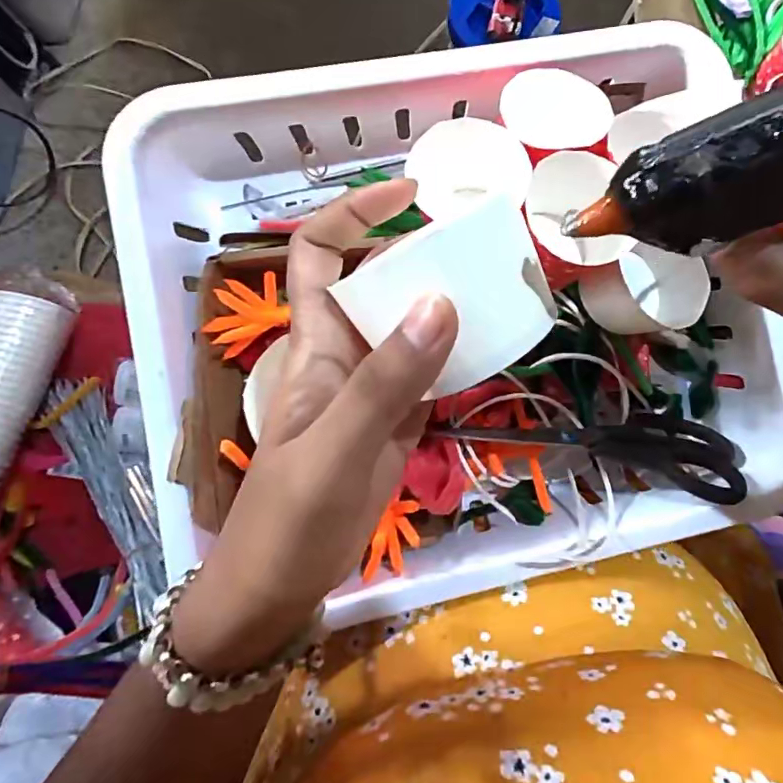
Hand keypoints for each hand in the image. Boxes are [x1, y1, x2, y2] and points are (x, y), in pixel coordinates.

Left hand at [173, 180, 457, 669]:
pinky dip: (461, 352)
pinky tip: (495, 345)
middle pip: (378, 280)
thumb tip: (443, 301)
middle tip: (481, 242)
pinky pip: (433, 370)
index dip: (356, 212)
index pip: (321, 251)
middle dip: (421, 252)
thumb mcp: (337, 444)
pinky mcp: (399, 419)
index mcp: (316, 341)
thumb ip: (387, 379)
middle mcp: (345, 351)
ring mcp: (374, 386)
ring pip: (411, 323)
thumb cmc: (290, 516)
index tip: (412, 194)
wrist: (282, 588)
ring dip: (448, 301)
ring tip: (500, 284)